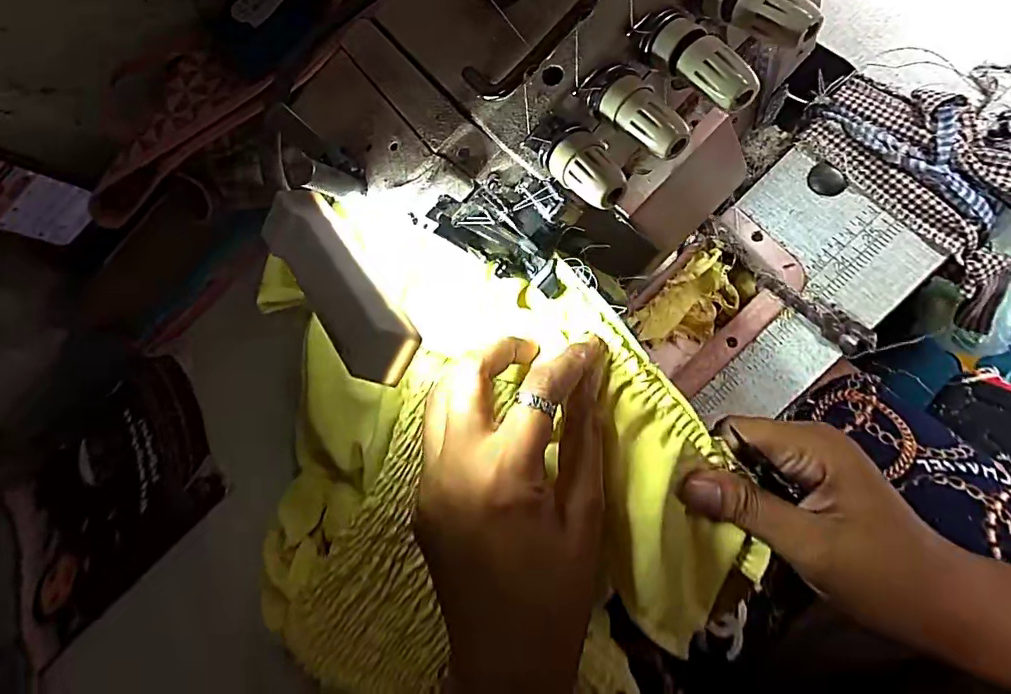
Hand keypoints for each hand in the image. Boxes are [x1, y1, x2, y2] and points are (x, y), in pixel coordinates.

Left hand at [414, 337, 606, 692]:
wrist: (502, 662)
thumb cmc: (556, 593)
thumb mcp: (584, 514)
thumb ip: (585, 439)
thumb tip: (589, 382)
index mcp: (502, 473)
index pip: (536, 390)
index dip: (568, 361)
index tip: (590, 348)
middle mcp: (454, 466)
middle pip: (465, 375)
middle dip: (502, 348)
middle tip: (536, 349)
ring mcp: (428, 480)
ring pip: (439, 396)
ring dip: (475, 373)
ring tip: (514, 372)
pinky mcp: (421, 495)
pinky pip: (437, 430)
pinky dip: (464, 407)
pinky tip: (496, 417)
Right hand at [678, 417, 961, 650]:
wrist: (942, 603)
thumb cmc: (881, 574)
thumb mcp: (808, 544)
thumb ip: (748, 508)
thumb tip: (688, 481)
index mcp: (812, 442)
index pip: (738, 430)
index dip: (710, 458)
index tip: (687, 496)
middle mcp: (812, 439)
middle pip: (745, 443)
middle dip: (721, 476)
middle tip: (699, 517)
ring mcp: (819, 460)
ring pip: (756, 463)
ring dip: (738, 492)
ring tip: (718, 525)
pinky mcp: (821, 481)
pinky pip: (774, 479)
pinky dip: (757, 500)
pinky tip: (749, 528)